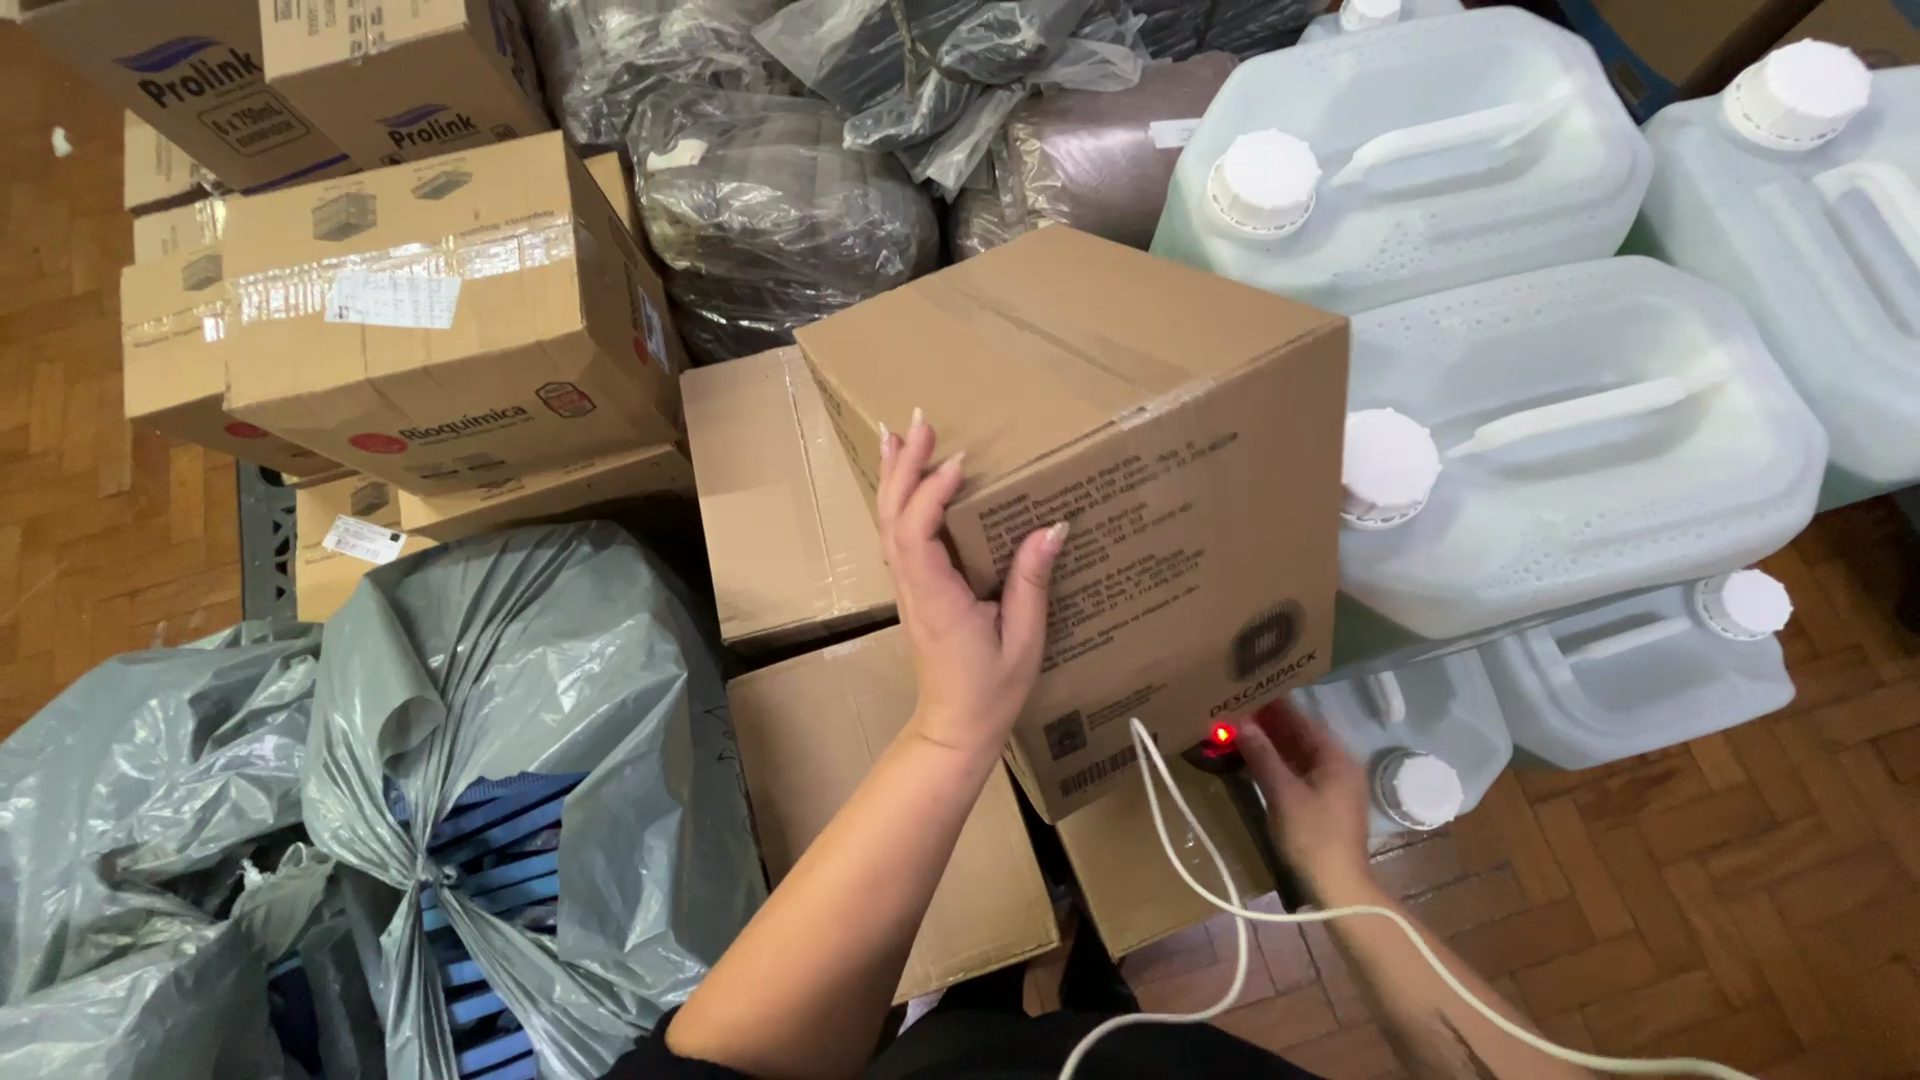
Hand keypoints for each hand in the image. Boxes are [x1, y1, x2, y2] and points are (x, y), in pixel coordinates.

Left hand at [877, 409, 1067, 757]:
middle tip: (919, 422)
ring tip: (899, 434)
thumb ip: (1031, 584)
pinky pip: (898, 537)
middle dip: (904, 466)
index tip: (960, 461)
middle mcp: (913, 587)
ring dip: (894, 477)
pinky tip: (905, 481)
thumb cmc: (990, 691)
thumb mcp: (1023, 640)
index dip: (932, 493)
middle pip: (893, 518)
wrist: (954, 727)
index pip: (918, 535)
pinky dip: (899, 501)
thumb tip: (1052, 529)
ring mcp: (908, 588)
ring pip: (889, 524)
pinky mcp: (914, 589)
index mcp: (937, 599)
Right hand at [1235, 699, 1376, 902]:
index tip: (1247, 691)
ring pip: (1297, 754)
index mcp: (1336, 757)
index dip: (1274, 705)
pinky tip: (1252, 758)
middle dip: (1269, 724)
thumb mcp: (1282, 792)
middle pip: (1300, 735)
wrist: (1338, 886)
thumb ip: (1261, 755)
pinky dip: (1276, 762)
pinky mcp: (1323, 802)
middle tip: (1235, 709)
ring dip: (1270, 743)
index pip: (1302, 719)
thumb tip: (1240, 723)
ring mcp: (1332, 785)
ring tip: (1237, 729)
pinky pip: (1297, 771)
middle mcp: (1339, 765)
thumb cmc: (1312, 835)